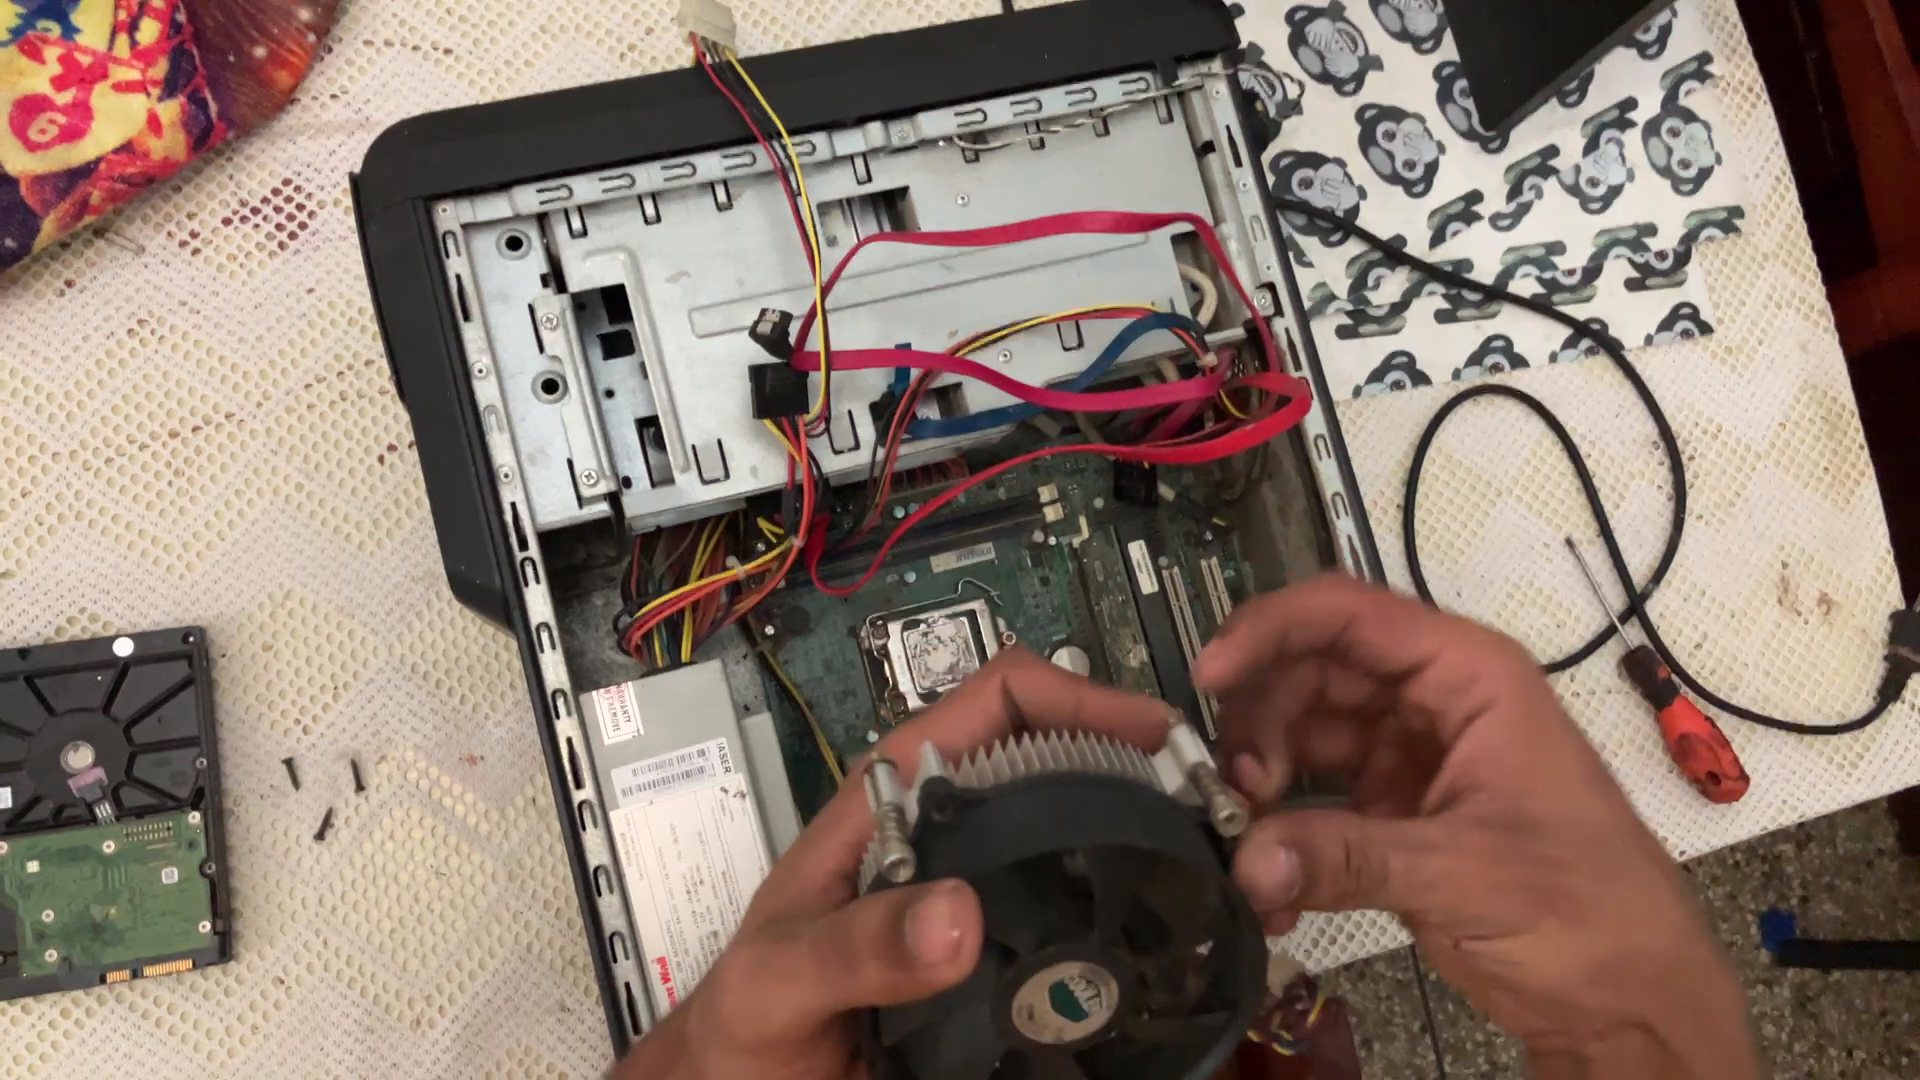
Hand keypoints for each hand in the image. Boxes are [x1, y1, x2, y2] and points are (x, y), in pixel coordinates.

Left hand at [615, 649, 1175, 1079]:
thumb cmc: (750, 1020)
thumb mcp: (781, 975)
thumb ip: (853, 944)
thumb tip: (957, 914)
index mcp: (902, 786)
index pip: (1003, 696)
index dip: (1082, 696)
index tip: (1159, 738)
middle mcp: (953, 816)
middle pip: (1060, 748)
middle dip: (1138, 759)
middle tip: (1213, 811)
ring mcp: (982, 876)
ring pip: (1079, 819)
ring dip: (1145, 825)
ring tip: (1213, 867)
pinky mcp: (1001, 935)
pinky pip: (1074, 895)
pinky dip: (1125, 896)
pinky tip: (1167, 927)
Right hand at [1193, 575, 1757, 1078]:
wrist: (1631, 1009)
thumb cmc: (1588, 916)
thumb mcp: (1467, 874)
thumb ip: (1345, 858)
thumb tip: (1245, 863)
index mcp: (1464, 674)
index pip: (1346, 615)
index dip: (1268, 629)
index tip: (1210, 676)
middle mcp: (1423, 693)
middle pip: (1306, 666)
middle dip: (1259, 718)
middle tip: (1234, 785)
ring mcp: (1397, 741)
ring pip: (1295, 719)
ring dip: (1259, 765)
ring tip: (1248, 828)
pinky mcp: (1378, 791)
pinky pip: (1303, 777)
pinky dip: (1274, 815)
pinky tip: (1267, 865)